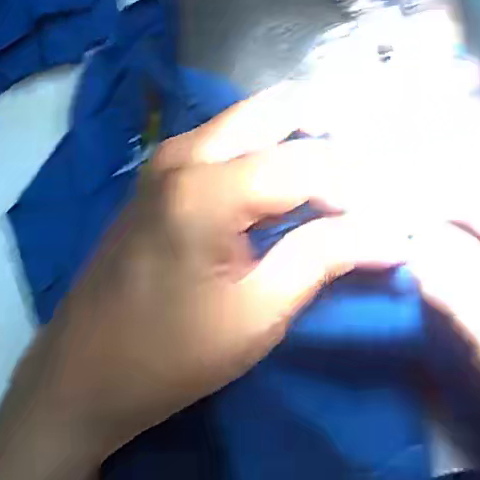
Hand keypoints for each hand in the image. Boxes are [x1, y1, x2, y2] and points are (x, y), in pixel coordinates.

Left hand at [0, 91, 405, 479]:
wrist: (85, 364)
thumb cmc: (172, 351)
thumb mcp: (257, 315)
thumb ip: (322, 259)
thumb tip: (390, 233)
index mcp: (206, 187)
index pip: (304, 163)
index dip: (356, 186)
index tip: (395, 212)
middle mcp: (186, 150)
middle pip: (276, 115)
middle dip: (329, 138)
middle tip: (374, 173)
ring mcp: (169, 151)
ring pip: (252, 118)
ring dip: (300, 136)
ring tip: (345, 173)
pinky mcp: (164, 164)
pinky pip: (229, 134)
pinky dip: (269, 143)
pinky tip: (295, 173)